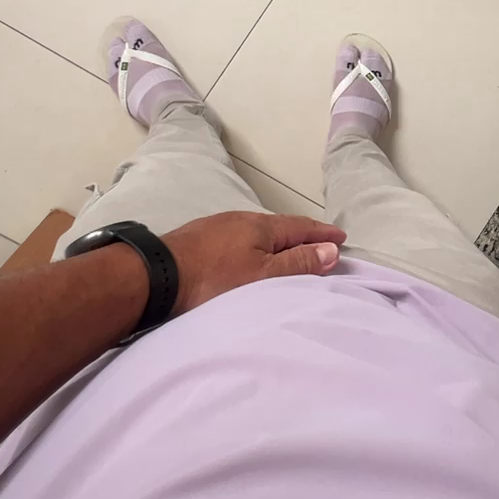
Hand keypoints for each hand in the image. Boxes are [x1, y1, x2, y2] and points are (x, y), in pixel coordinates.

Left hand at [160, 212, 346, 313]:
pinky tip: (250, 254)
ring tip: (291, 249)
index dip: (323, 233)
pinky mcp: (201, 237)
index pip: (302, 226)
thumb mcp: (262, 276)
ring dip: (280, 240)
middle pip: (282, 226)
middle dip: (304, 234)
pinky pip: (241, 237)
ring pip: (259, 231)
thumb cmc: (214, 279)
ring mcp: (219, 226)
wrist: (156, 276)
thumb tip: (332, 249)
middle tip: (322, 243)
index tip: (342, 237)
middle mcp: (243, 219)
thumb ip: (298, 262)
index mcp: (263, 227)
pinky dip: (257, 244)